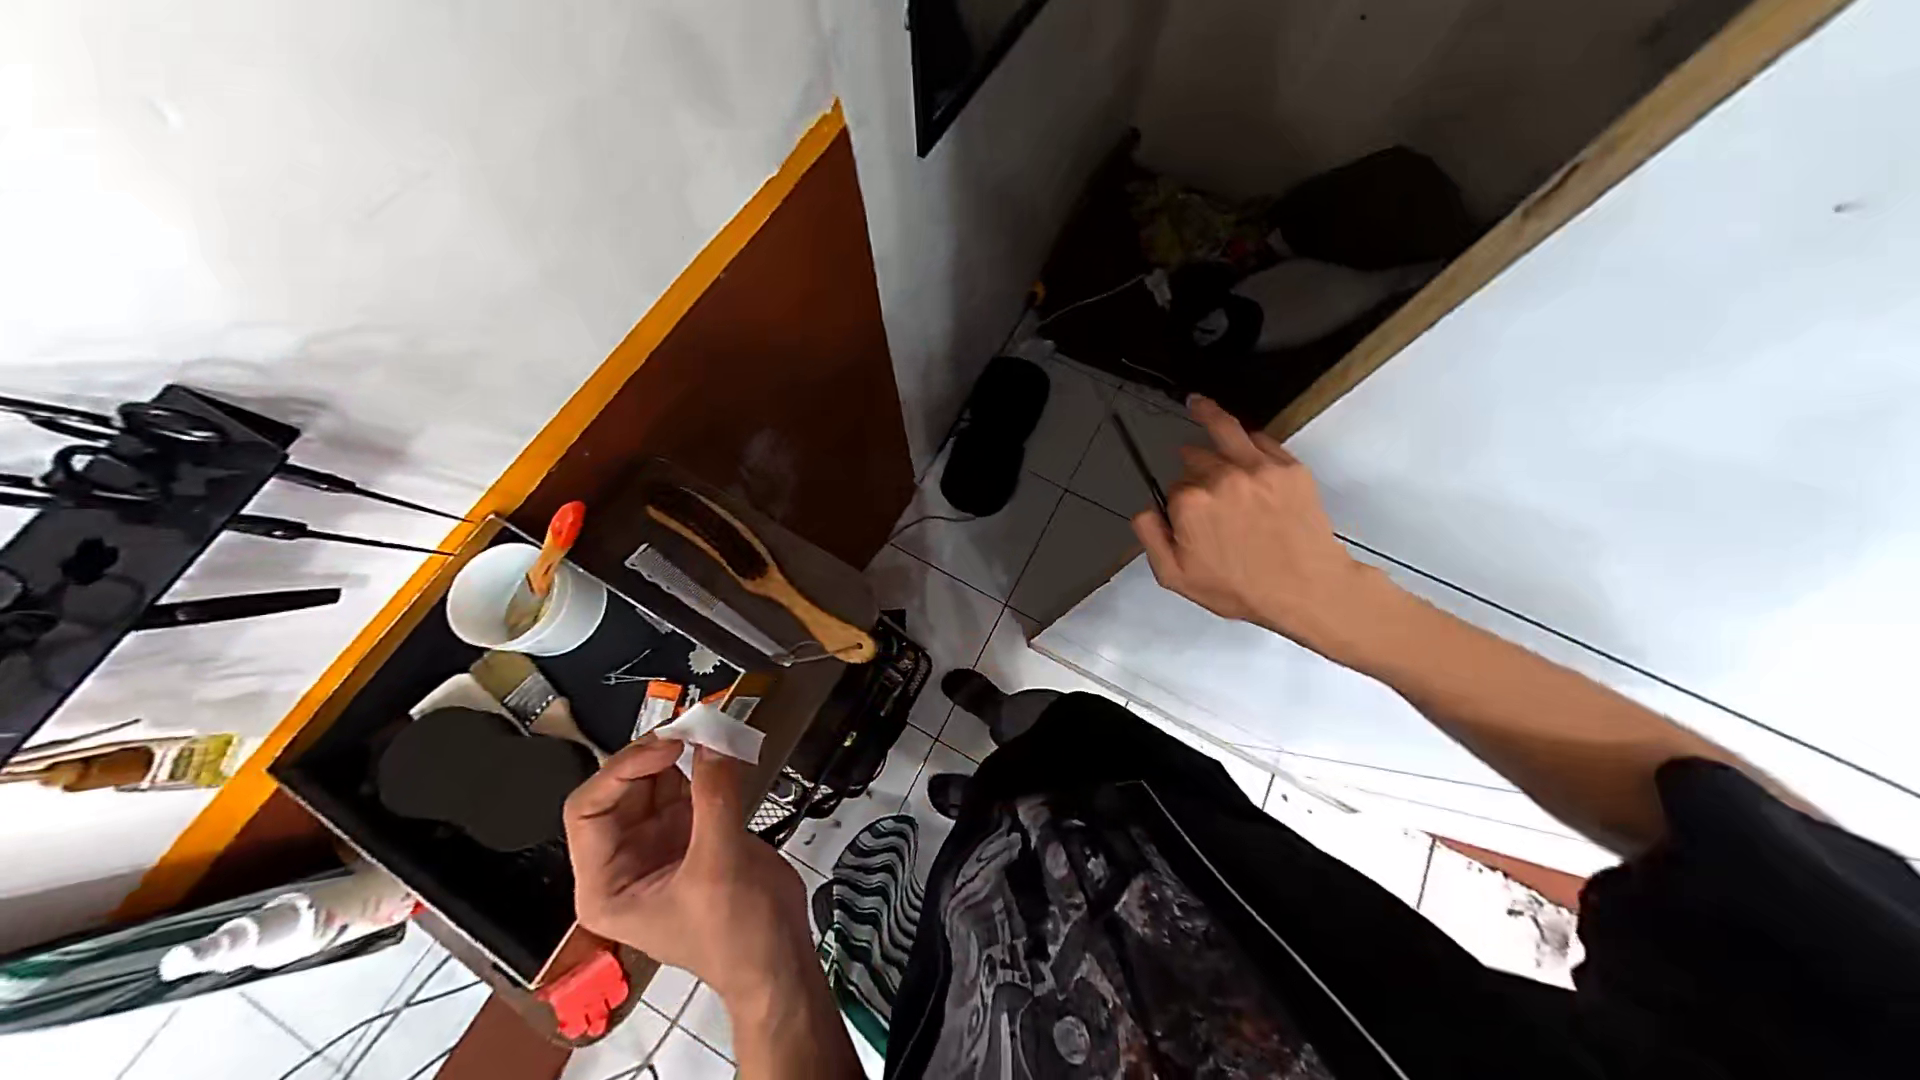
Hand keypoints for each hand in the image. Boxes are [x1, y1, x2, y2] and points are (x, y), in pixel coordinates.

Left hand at [563, 737, 812, 1007]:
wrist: (779, 956)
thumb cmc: (735, 935)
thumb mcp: (717, 866)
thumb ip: (714, 797)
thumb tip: (715, 740)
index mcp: (605, 882)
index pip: (589, 810)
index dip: (621, 770)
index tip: (666, 745)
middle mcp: (626, 857)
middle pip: (624, 788)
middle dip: (655, 755)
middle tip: (692, 725)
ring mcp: (662, 841)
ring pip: (660, 780)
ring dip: (684, 753)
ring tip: (712, 728)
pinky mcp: (697, 830)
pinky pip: (694, 784)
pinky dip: (709, 764)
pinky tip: (726, 748)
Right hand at [1132, 396, 1398, 658]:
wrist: (1307, 590)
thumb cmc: (1242, 588)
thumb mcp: (1175, 577)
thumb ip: (1150, 537)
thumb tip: (1145, 509)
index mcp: (1190, 504)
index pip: (1172, 488)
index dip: (1177, 504)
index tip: (1188, 520)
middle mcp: (1221, 478)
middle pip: (1194, 459)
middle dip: (1192, 469)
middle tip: (1203, 493)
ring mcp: (1258, 469)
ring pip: (1224, 431)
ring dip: (1207, 414)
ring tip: (1197, 404)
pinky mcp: (1288, 468)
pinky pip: (1260, 438)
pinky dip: (1246, 435)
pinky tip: (1240, 434)